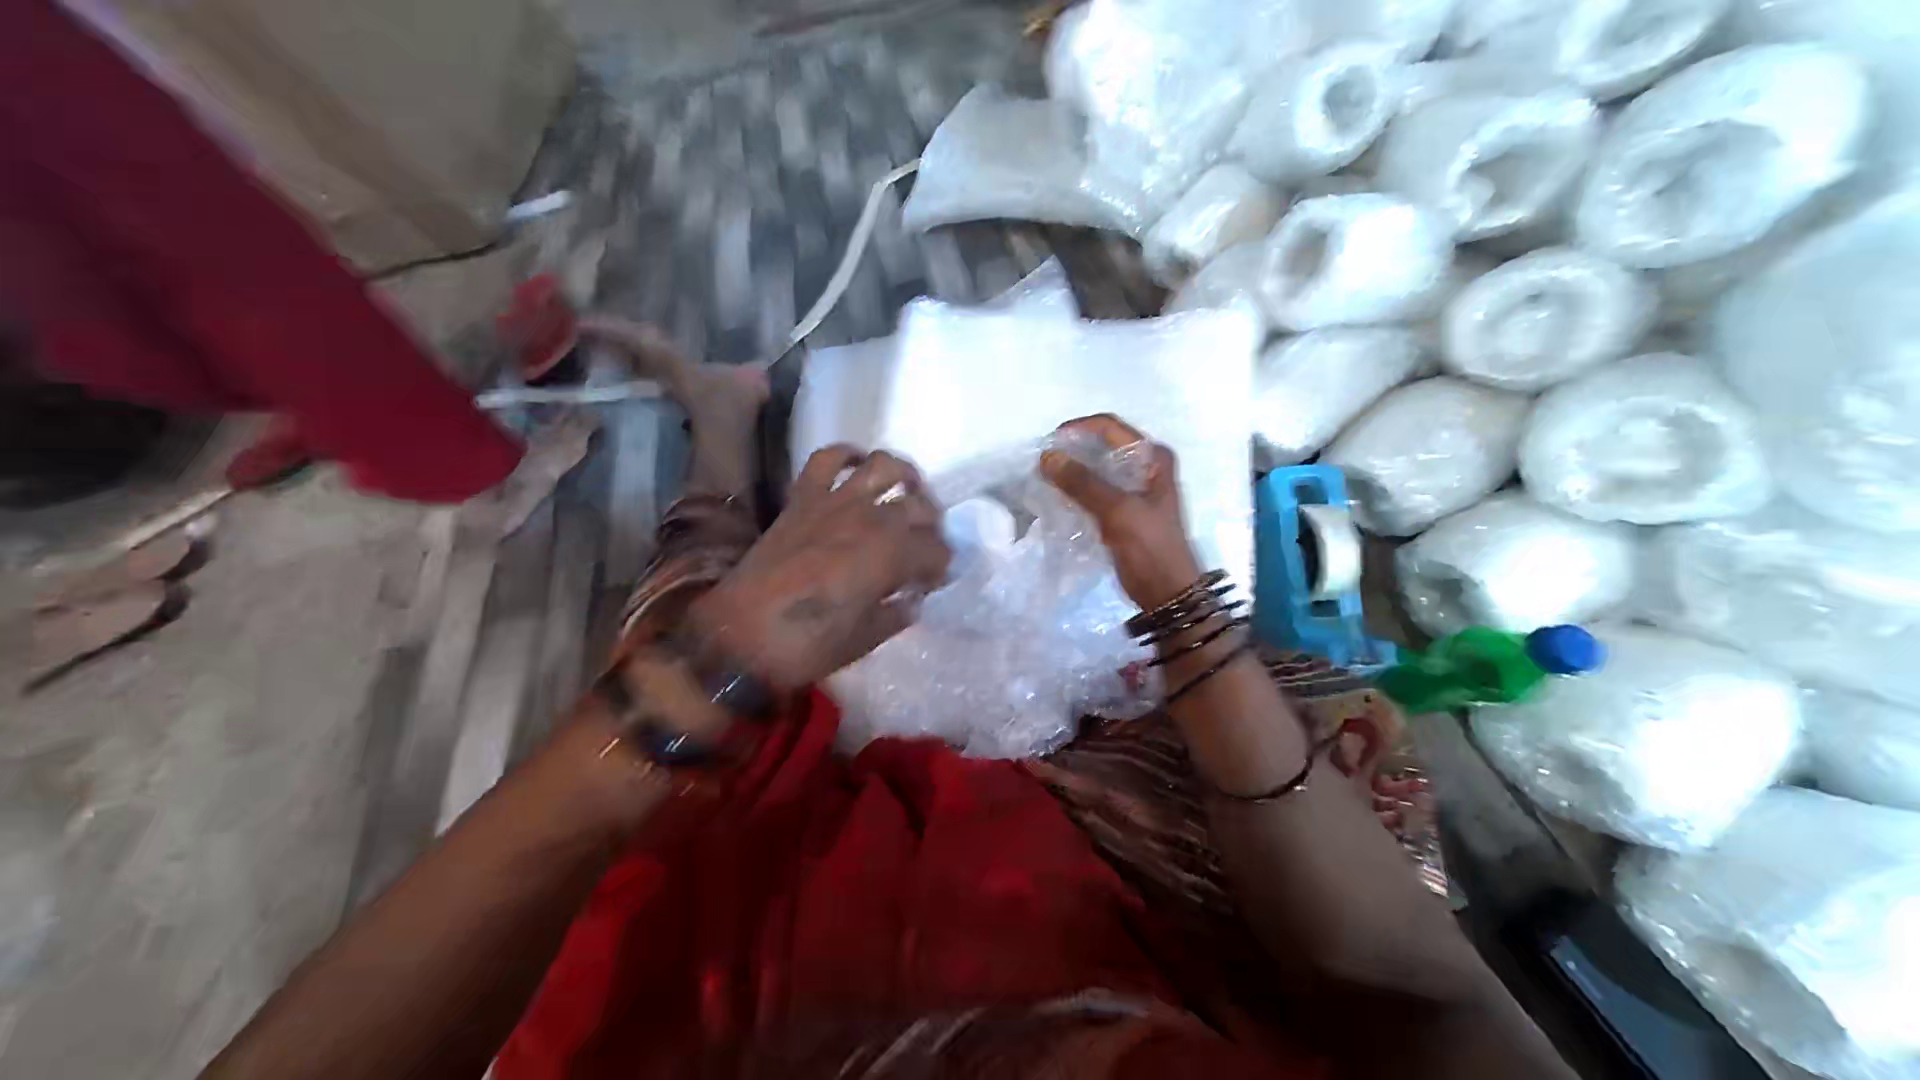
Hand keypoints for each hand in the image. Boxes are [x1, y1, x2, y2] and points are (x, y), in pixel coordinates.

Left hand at [687, 447, 950, 689]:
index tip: (934, 580)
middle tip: (925, 544)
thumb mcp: (864, 640)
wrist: (738, 636)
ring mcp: (835, 502)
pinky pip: (827, 459)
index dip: (941, 566)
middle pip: (919, 507)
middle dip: (931, 526)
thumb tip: (911, 599)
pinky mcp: (803, 498)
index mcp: (891, 556)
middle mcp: (870, 519)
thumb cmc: (807, 646)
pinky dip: (845, 455)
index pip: (935, 550)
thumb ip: (896, 614)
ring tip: (907, 490)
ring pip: (883, 467)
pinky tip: (857, 465)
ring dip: (904, 475)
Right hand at [1041, 414, 1203, 608]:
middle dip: (1072, 450)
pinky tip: (1058, 498)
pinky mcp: (1124, 509)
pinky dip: (1077, 490)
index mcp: (1153, 457)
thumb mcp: (1117, 513)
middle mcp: (1146, 465)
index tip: (1048, 444)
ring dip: (1072, 471)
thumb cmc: (1150, 550)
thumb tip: (1047, 457)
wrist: (1169, 594)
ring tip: (1046, 479)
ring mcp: (1135, 488)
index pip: (1109, 426)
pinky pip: (1095, 489)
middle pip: (1102, 445)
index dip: (1077, 429)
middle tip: (1043, 463)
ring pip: (1097, 467)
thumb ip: (1083, 483)